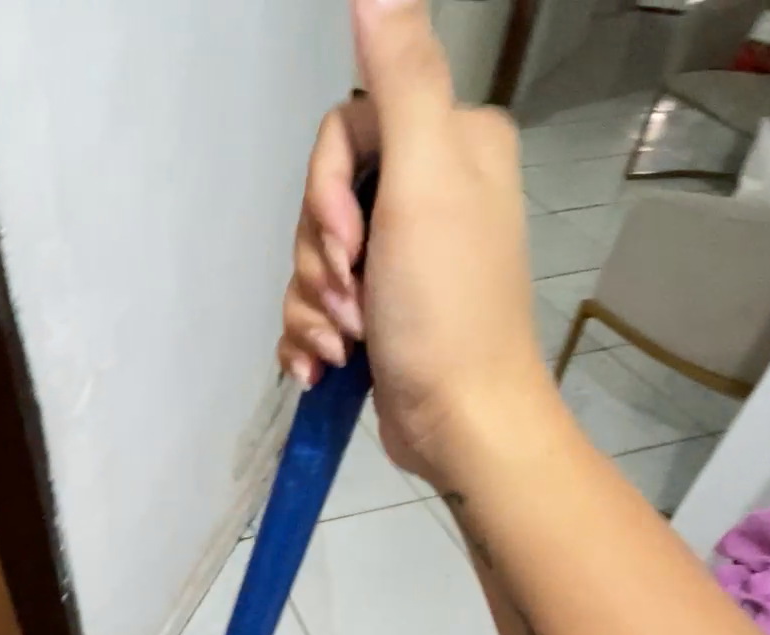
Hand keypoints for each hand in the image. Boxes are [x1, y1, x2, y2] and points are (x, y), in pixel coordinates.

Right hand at [278, 0, 545, 485]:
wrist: (460, 422)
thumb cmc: (447, 308)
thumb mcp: (426, 183)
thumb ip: (403, 77)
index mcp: (447, 146)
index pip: (345, 129)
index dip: (326, 190)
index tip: (351, 243)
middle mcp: (426, 193)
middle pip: (322, 198)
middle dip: (320, 260)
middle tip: (352, 303)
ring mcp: (398, 258)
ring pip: (310, 258)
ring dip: (313, 308)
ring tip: (344, 347)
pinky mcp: (376, 310)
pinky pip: (313, 305)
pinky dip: (308, 338)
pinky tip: (324, 369)